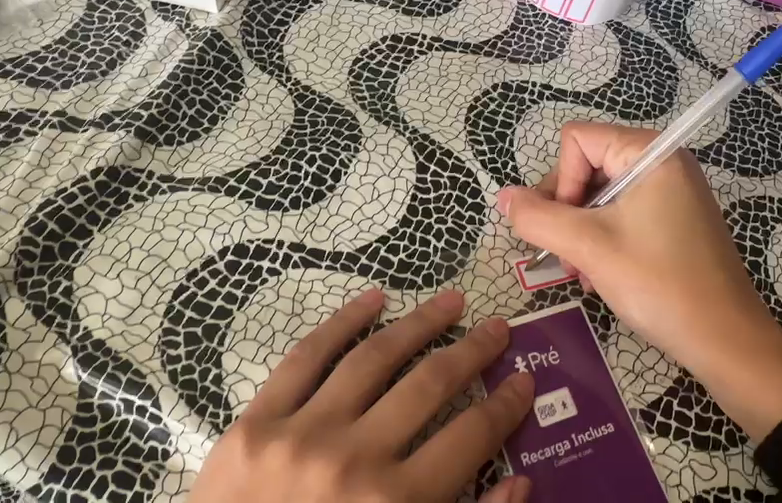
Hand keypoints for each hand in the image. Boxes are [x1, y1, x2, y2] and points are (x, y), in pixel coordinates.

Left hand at [191, 289, 535, 502]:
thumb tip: (523, 482)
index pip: (471, 438)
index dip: (505, 406)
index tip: (524, 379)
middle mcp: (356, 460)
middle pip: (429, 385)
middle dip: (472, 353)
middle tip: (498, 327)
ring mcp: (302, 434)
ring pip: (375, 359)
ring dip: (420, 324)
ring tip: (451, 301)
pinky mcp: (257, 422)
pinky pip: (306, 357)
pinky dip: (343, 322)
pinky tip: (375, 298)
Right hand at [496, 122, 781, 438]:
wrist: (728, 343)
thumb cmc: (659, 284)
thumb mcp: (588, 248)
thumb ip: (538, 218)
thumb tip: (502, 197)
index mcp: (650, 152)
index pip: (577, 141)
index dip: (559, 181)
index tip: (566, 228)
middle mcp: (663, 161)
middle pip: (587, 165)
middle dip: (568, 211)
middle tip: (566, 257)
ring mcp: (673, 191)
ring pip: (602, 195)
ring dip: (582, 231)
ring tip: (583, 273)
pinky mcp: (676, 219)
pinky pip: (624, 213)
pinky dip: (605, 239)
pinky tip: (602, 275)